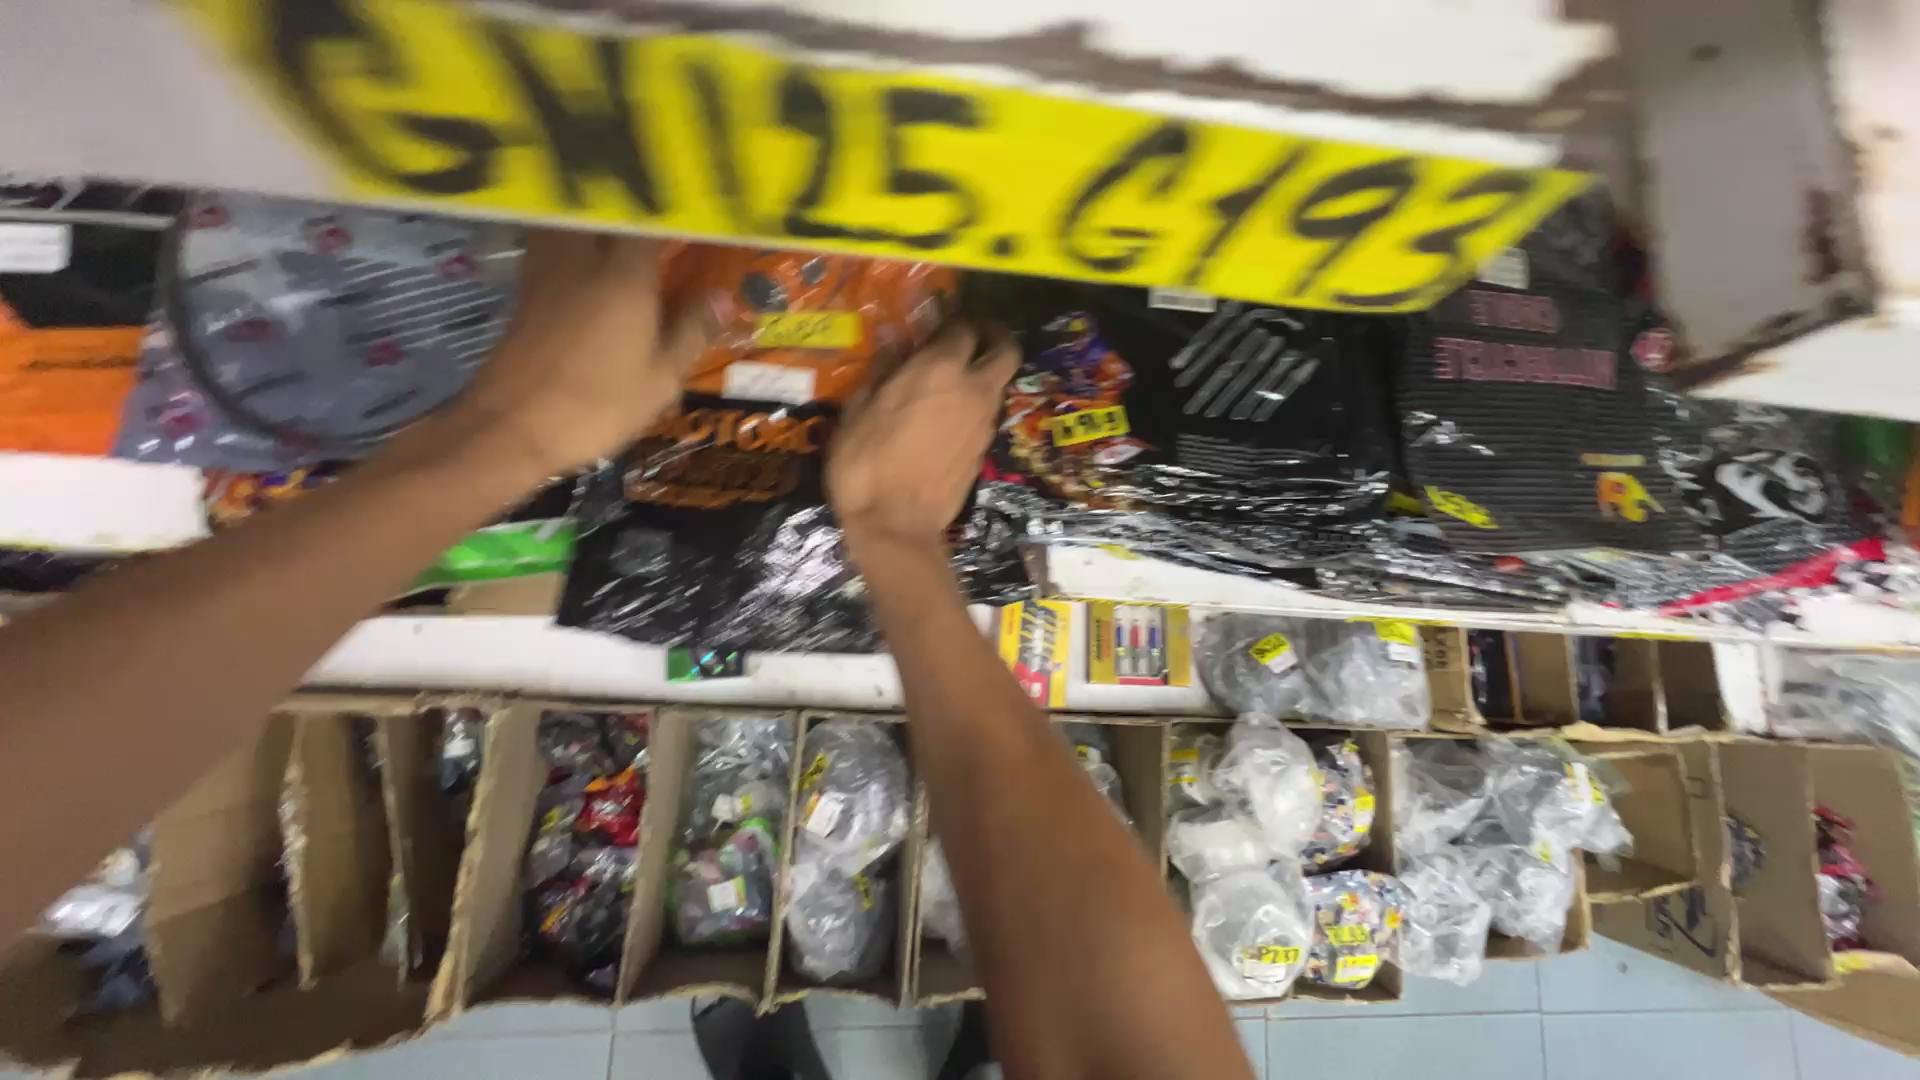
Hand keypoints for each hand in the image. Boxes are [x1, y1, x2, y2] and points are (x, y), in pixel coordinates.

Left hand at [446, 229, 724, 474]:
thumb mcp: (662, 378)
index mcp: (625, 275)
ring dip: (594, 217)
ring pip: (571, 219)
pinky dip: (571, 240)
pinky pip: (553, 244)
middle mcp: (583, 258)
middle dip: (629, 208)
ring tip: (619, 229)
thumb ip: (692, 331)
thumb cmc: (598, 404)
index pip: (650, 221)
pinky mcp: (526, 289)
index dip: (672, 215)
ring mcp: (547, 270)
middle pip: (603, 208)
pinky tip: (586, 260)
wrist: (513, 425)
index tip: (693, 218)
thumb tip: (723, 298)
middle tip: (655, 218)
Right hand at [828, 319, 1020, 551]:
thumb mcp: (857, 411)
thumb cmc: (866, 464)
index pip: (961, 328)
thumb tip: (893, 348)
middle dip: (995, 337)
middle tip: (974, 337)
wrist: (896, 525)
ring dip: (986, 374)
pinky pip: (988, 415)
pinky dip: (977, 406)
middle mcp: (973, 389)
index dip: (951, 322)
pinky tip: (949, 418)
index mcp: (939, 369)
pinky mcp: (984, 451)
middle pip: (1006, 350)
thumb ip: (881, 373)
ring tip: (955, 381)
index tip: (938, 325)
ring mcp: (984, 422)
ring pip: (1000, 384)